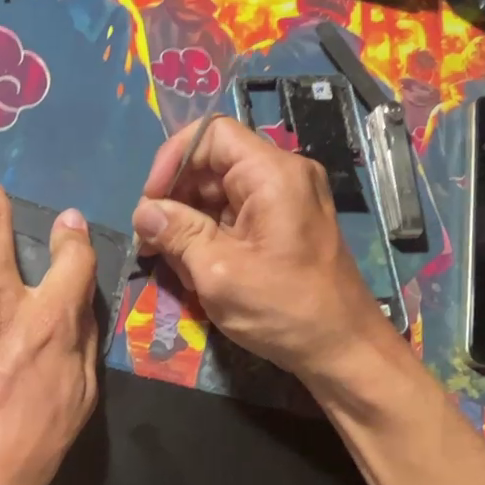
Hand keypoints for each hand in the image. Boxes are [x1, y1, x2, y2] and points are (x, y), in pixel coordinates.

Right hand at [130, 117, 397, 387]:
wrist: (342, 349)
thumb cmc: (282, 309)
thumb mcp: (218, 272)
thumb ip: (178, 234)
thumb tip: (143, 213)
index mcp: (272, 175)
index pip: (211, 134)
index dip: (172, 160)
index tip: (151, 202)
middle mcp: (282, 177)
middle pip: (212, 163)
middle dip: (174, 197)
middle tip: (150, 239)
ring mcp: (284, 202)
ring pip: (218, 192)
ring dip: (186, 220)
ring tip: (167, 259)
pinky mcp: (282, 227)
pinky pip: (234, 215)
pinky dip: (206, 235)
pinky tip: (191, 267)